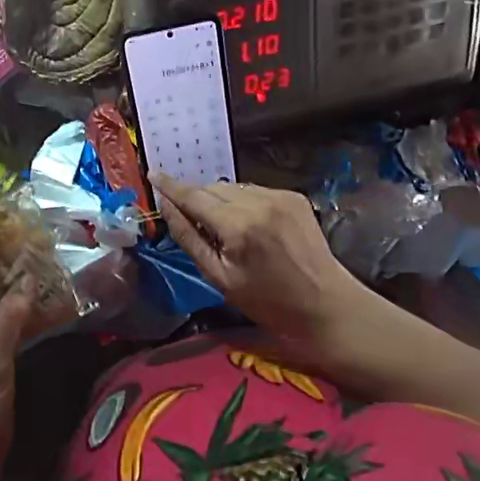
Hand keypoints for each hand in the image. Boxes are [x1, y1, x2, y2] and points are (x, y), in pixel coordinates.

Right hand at [151, 172, 370, 339]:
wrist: (326, 305)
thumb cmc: (267, 301)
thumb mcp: (218, 276)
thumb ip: (188, 237)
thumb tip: (166, 206)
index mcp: (237, 226)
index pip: (193, 196)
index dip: (170, 186)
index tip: (153, 174)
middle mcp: (258, 202)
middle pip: (212, 188)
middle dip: (196, 198)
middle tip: (190, 219)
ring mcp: (279, 196)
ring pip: (232, 187)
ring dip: (219, 200)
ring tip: (223, 227)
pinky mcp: (293, 196)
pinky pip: (253, 191)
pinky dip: (242, 202)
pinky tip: (249, 225)